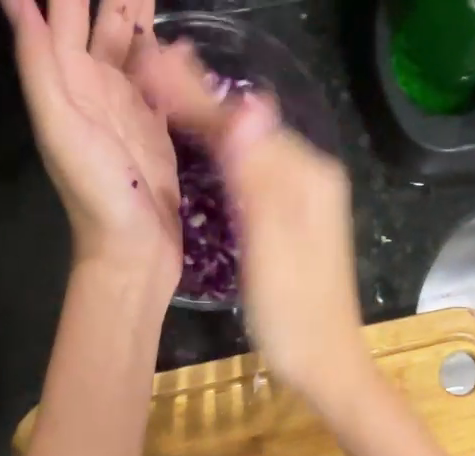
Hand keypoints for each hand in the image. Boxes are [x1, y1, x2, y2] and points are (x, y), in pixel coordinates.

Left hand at [3, 0, 179, 297]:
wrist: (133, 254)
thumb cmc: (97, 193)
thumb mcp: (60, 124)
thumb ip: (38, 60)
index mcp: (67, 79)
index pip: (62, 9)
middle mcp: (95, 86)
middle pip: (101, 18)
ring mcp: (128, 109)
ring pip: (133, 44)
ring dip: (140, 11)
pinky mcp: (156, 132)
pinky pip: (158, 82)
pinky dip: (165, 58)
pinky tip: (177, 38)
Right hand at [133, 43, 364, 396]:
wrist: (327, 368)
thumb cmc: (294, 319)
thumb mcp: (272, 248)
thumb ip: (258, 177)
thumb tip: (244, 107)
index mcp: (305, 178)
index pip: (239, 122)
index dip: (192, 96)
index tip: (147, 71)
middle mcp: (311, 178)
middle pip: (246, 128)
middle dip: (198, 99)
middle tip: (148, 69)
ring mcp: (306, 199)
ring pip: (250, 147)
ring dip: (209, 121)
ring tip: (164, 92)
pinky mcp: (295, 222)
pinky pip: (255, 172)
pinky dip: (225, 153)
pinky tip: (205, 146)